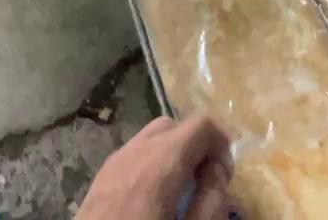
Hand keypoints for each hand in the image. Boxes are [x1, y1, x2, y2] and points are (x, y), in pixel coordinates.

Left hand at [75, 114, 233, 219]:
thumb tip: (217, 172)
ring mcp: (117, 158)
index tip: (224, 177)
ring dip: (174, 153)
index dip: (220, 144)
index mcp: (163, 163)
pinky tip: (153, 197)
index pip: (200, 124)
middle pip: (176, 126)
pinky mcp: (103, 173)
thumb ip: (211, 203)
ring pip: (153, 136)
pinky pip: (135, 151)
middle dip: (196, 147)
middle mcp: (138, 150)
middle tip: (205, 184)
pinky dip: (153, 161)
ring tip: (181, 191)